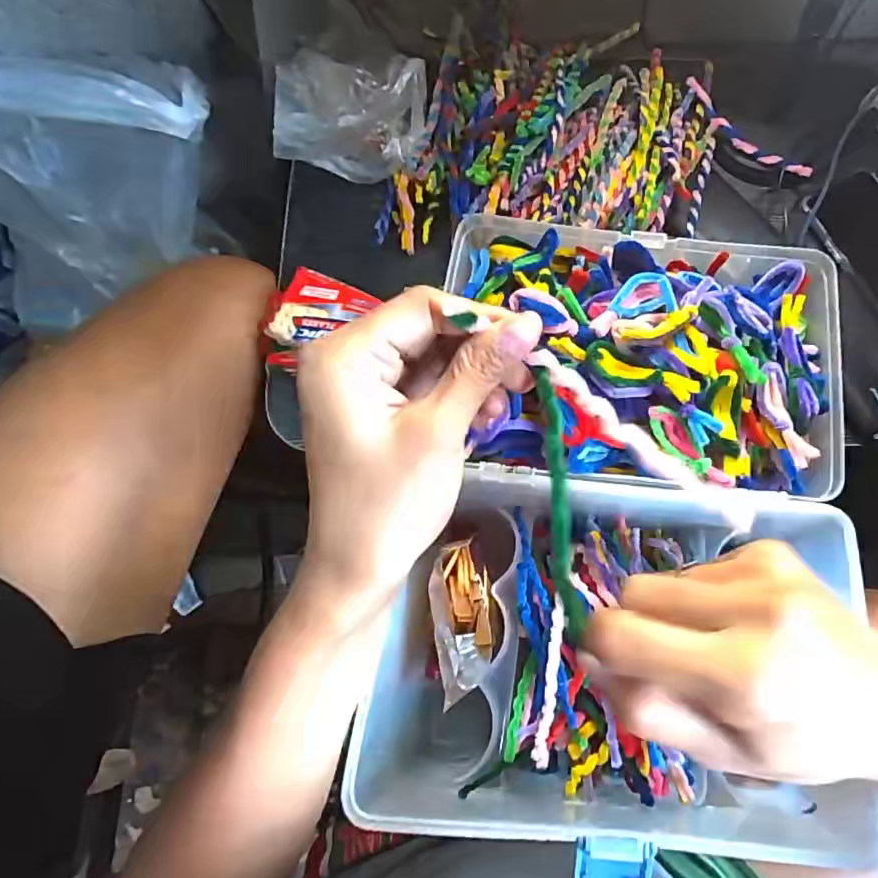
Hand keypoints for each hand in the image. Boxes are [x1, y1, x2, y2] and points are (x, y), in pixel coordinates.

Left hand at [295, 286, 540, 601]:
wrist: (358, 571)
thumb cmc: (391, 504)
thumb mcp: (440, 430)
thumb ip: (481, 369)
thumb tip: (528, 323)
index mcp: (345, 354)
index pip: (422, 307)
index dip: (481, 316)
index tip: (532, 335)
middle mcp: (346, 357)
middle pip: (428, 328)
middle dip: (481, 349)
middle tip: (528, 373)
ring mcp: (361, 383)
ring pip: (433, 355)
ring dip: (475, 374)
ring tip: (506, 403)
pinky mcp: (377, 405)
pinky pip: (426, 382)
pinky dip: (459, 394)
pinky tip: (484, 415)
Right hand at [585, 540, 877, 787]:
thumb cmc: (805, 742)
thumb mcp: (723, 755)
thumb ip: (647, 710)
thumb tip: (589, 658)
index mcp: (739, 676)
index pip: (620, 634)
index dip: (598, 645)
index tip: (610, 662)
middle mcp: (753, 608)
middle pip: (634, 590)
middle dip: (634, 624)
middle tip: (672, 660)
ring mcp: (766, 568)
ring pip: (666, 577)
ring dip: (674, 612)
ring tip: (722, 642)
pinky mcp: (773, 549)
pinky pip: (699, 567)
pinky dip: (705, 595)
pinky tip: (745, 621)